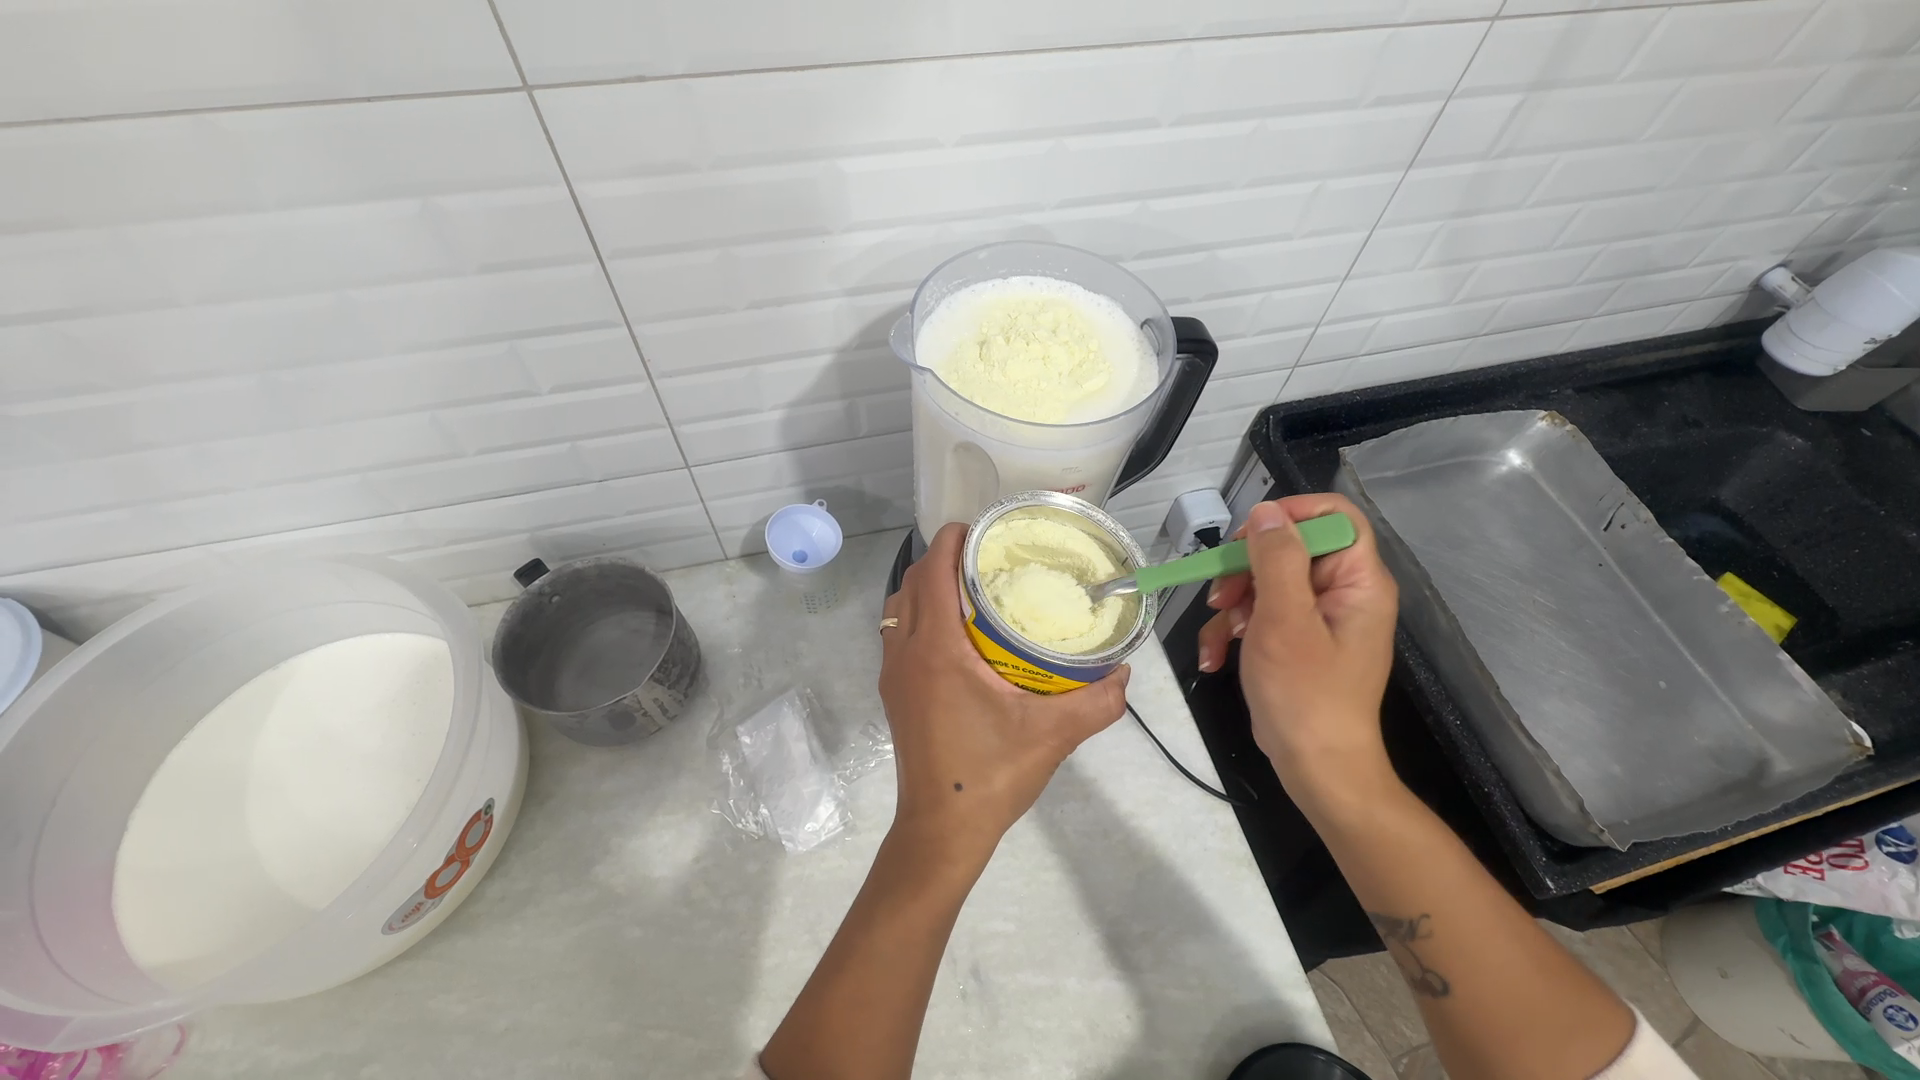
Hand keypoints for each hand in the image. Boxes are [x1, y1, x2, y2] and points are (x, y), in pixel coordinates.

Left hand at [878, 523, 1130, 862]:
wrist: (941, 830)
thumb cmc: (990, 775)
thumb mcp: (1053, 735)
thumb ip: (1097, 702)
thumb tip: (1124, 672)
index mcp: (937, 650)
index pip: (932, 573)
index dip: (950, 540)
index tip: (980, 528)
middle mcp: (906, 654)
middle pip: (911, 584)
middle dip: (941, 559)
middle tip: (985, 556)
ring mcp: (894, 676)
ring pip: (900, 610)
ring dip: (927, 589)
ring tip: (971, 589)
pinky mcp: (895, 695)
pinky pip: (901, 636)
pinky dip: (921, 617)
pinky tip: (959, 635)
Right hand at [1196, 496, 1400, 805]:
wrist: (1316, 767)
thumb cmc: (1306, 694)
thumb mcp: (1284, 620)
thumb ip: (1276, 560)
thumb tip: (1266, 511)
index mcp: (1358, 581)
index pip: (1334, 517)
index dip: (1289, 515)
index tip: (1247, 537)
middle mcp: (1342, 593)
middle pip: (1288, 550)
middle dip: (1244, 571)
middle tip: (1220, 596)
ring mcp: (1317, 619)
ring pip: (1264, 584)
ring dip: (1231, 608)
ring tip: (1217, 637)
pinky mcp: (1295, 642)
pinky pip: (1259, 617)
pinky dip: (1232, 634)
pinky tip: (1213, 658)